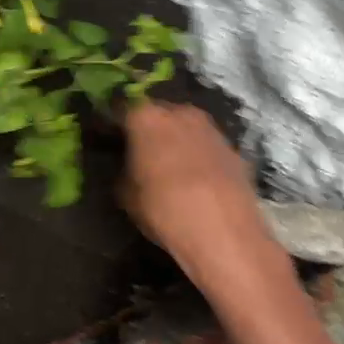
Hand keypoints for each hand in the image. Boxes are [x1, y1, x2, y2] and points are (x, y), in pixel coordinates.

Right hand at [120, 100, 277, 285]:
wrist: (226, 236)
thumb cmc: (164, 209)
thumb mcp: (125, 192)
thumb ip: (123, 169)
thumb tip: (128, 166)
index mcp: (145, 117)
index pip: (120, 108)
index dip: (112, 122)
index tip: (108, 137)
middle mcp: (179, 113)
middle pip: (157, 113)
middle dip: (147, 128)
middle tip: (139, 151)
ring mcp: (212, 130)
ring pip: (185, 128)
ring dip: (175, 141)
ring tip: (170, 167)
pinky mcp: (235, 150)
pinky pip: (206, 147)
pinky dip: (199, 156)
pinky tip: (196, 181)